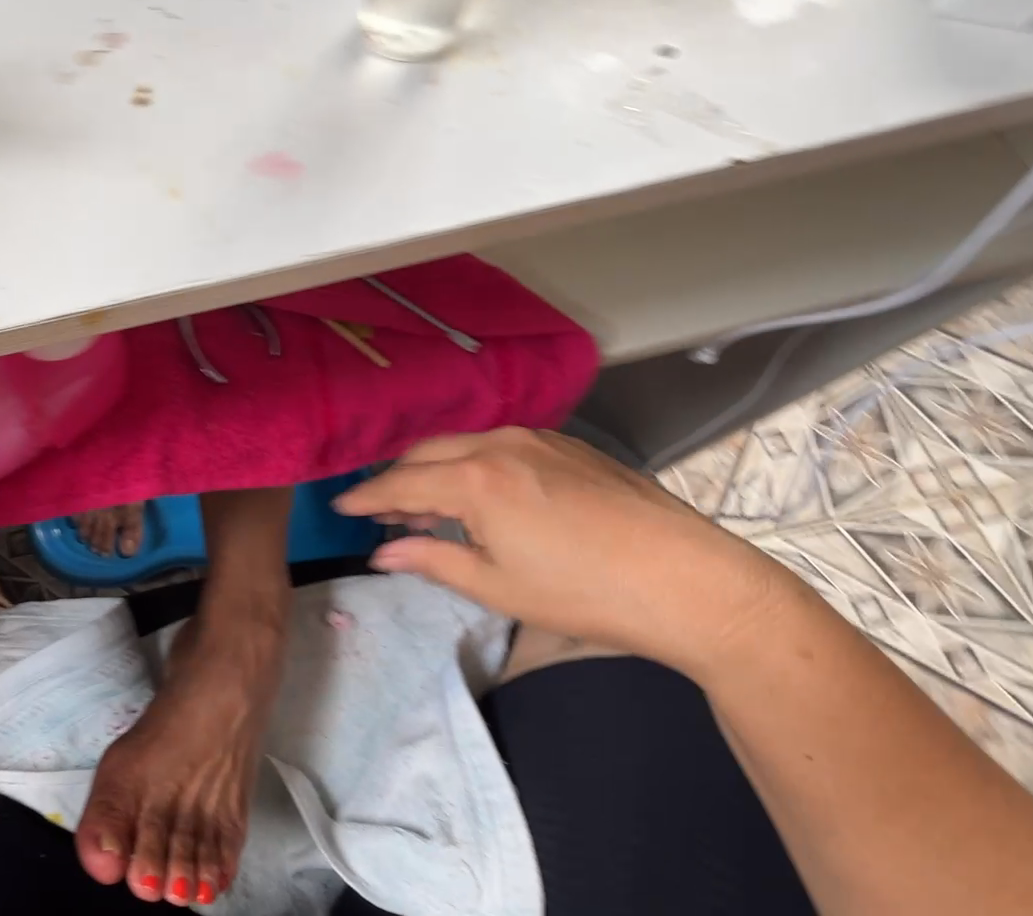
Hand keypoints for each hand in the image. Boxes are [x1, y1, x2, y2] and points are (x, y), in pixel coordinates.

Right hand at [334, 427, 797, 671]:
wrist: (692, 582)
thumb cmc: (584, 593)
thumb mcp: (497, 587)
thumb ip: (431, 561)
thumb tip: (382, 553)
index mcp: (476, 479)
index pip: (400, 484)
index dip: (366, 498)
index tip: (340, 507)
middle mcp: (500, 443)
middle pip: (427, 454)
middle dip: (397, 481)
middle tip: (382, 515)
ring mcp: (539, 439)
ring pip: (464, 444)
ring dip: (436, 470)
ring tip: (429, 508)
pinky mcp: (570, 446)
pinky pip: (500, 445)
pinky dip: (473, 464)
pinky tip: (483, 495)